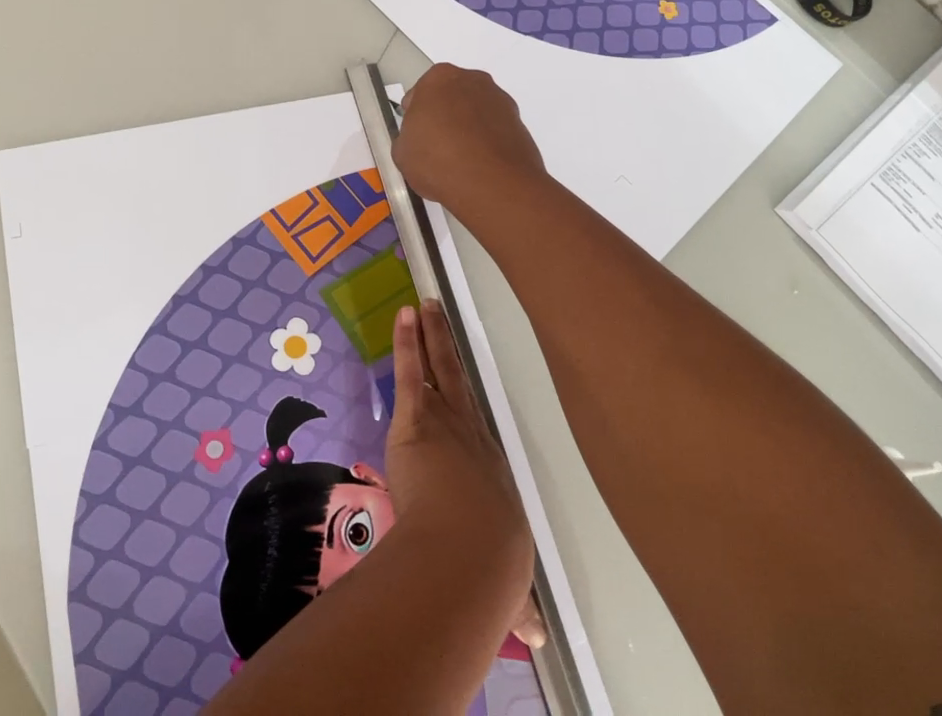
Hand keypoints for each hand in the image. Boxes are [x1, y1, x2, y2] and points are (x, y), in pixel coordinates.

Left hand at [385, 300, 539, 643]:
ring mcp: (446, 423)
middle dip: (448, 348)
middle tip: (441, 315)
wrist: (471, 551)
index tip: (461, 389)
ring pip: (437, 369)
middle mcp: (472, 437)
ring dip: (428, 336)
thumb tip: (538, 637)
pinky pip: (411, 373)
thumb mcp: (504, 585)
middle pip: (460, 382)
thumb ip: (515, 604)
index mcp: (489, 471)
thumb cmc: (491, 566)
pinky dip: (407, 343)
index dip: (466, 407)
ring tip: (422, 304)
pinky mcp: (418, 420)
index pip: (475, 430)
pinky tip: (403, 316)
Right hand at [394, 64, 546, 217]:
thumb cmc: (438, 160)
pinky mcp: (519, 124)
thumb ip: (409, 138)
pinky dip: (487, 143)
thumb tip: (418, 143)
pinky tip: (478, 166)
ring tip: (459, 161)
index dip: (415, 116)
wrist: (491, 183)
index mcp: (439, 78)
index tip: (415, 135)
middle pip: (452, 97)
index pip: (420, 93)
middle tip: (436, 147)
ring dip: (468, 129)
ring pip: (476, 112)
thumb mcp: (402, 152)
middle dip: (445, 117)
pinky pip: (495, 130)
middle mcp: (473, 81)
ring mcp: (500, 101)